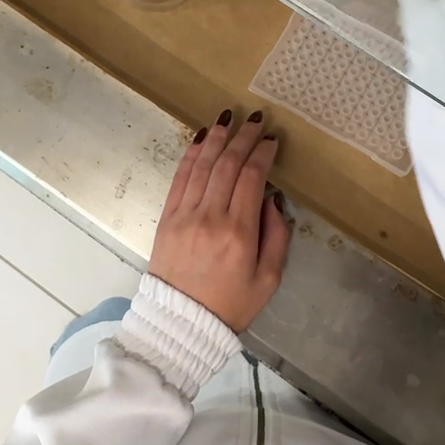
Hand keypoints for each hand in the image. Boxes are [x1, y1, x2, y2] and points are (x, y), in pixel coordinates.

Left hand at [148, 108, 289, 330]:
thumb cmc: (230, 305)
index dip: (262, 153)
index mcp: (239, 232)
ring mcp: (184, 215)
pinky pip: (180, 178)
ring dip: (217, 139)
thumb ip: (277, 236)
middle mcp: (210, 217)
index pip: (252, 178)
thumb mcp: (269, 279)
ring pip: (202, 166)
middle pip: (227, 165)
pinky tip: (202, 140)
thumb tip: (272, 200)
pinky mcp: (167, 217)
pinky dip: (191, 155)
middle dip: (243, 138)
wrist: (181, 324)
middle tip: (255, 119)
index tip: (271, 139)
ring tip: (228, 119)